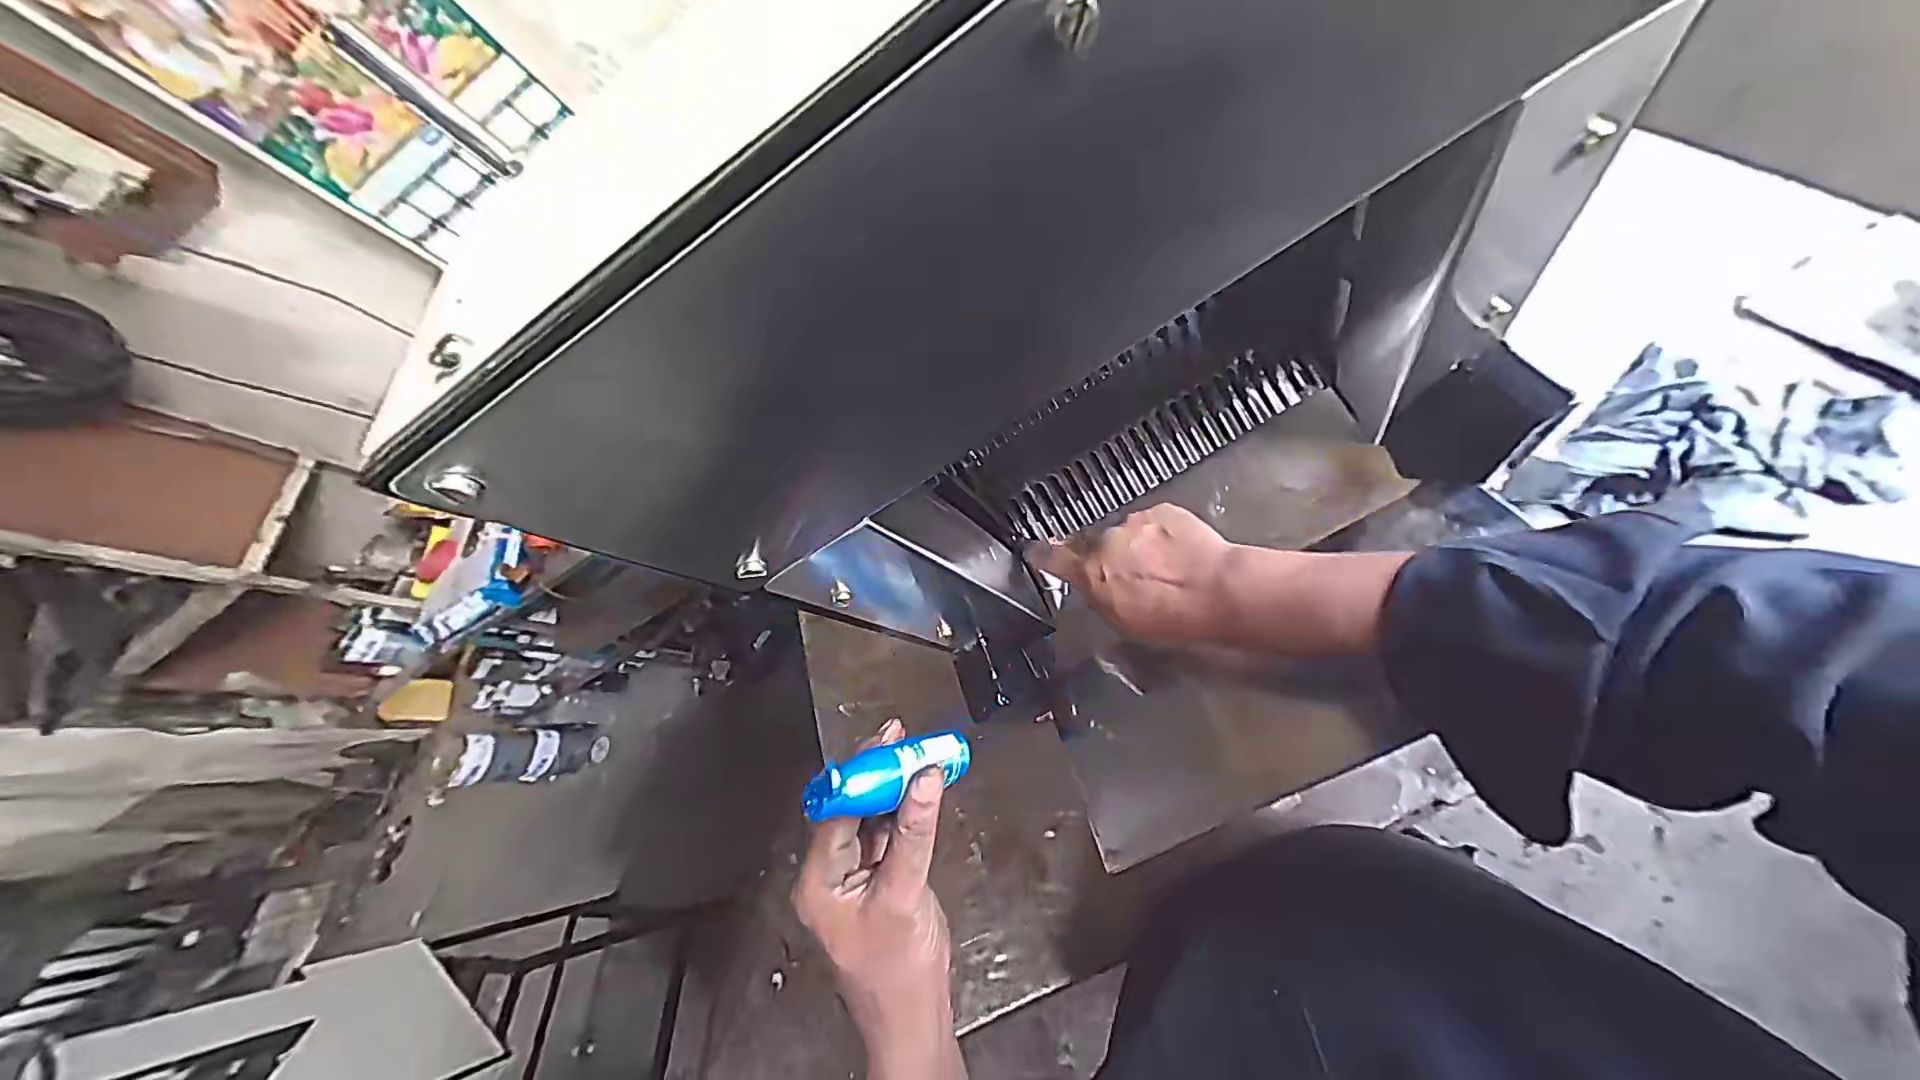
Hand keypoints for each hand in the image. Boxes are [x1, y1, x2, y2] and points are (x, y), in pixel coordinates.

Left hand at [793, 719, 964, 1079]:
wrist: (913, 1017)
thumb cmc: (897, 974)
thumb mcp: (905, 895)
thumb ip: (914, 833)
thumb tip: (924, 779)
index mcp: (818, 880)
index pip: (837, 809)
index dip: (863, 773)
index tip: (888, 743)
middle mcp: (829, 871)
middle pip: (850, 806)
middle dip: (877, 772)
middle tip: (902, 739)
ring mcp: (853, 873)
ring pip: (869, 815)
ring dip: (892, 786)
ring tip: (915, 755)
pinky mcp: (876, 875)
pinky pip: (886, 830)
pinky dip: (903, 808)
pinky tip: (918, 788)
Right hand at [1029, 503, 1236, 645]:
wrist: (1218, 591)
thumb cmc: (1174, 617)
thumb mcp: (1124, 624)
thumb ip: (1099, 598)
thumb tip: (1094, 591)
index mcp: (1091, 573)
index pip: (1053, 557)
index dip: (1042, 554)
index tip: (1035, 551)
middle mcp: (1106, 542)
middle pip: (1096, 545)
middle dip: (1109, 557)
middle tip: (1133, 576)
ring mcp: (1134, 523)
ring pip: (1127, 533)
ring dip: (1138, 546)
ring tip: (1165, 567)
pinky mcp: (1162, 511)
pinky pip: (1153, 522)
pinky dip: (1162, 535)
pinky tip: (1179, 554)